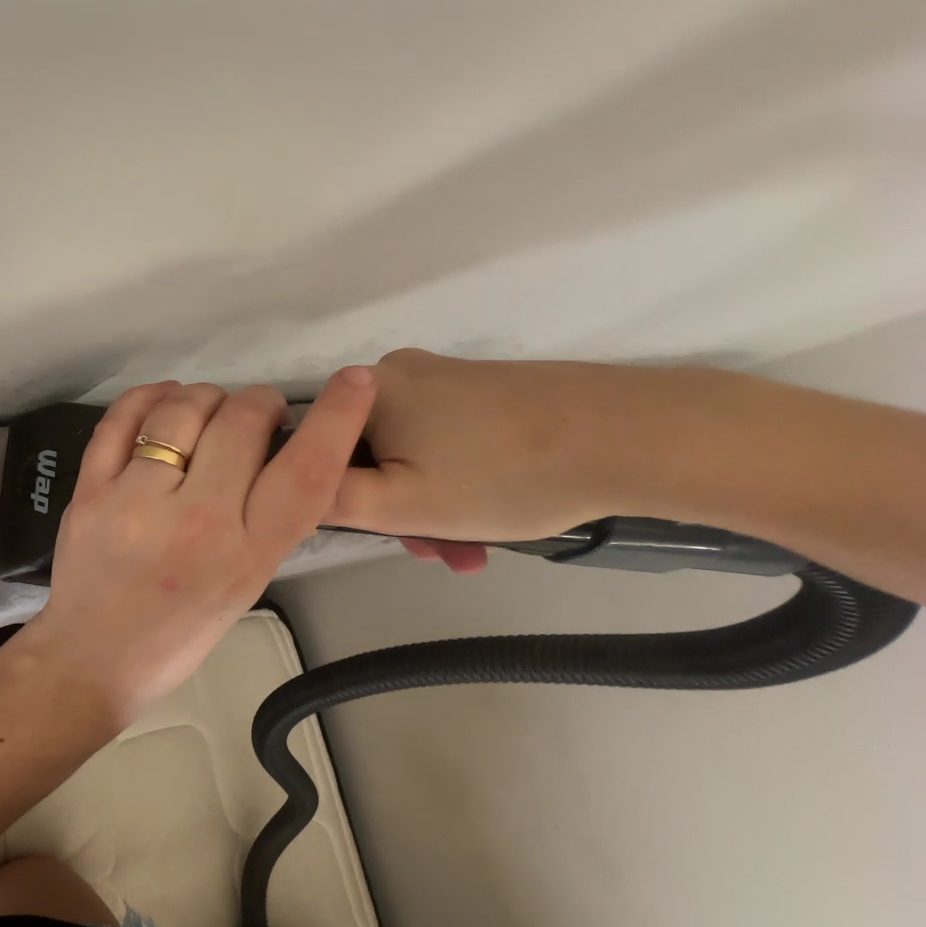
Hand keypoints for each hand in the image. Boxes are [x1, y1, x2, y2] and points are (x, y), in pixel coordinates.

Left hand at [29, 370, 376, 717]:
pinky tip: (162, 404)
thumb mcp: (245, 585)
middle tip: (253, 416)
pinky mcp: (89, 491)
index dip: (337, 418)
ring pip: (182, 408)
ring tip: (207, 414)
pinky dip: (150, 397)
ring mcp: (135, 502)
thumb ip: (267, 522)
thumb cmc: (177, 634)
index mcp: (247, 556)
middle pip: (241, 421)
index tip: (355, 380)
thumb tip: (278, 450)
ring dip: (204, 398)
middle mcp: (196, 522)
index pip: (306, 472)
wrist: (92, 659)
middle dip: (257, 403)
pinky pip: (122, 418)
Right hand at [327, 349, 699, 569]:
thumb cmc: (503, 475)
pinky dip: (455, 480)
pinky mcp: (484, 388)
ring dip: (428, 504)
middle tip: (436, 553)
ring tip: (471, 550)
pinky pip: (444, 441)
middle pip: (363, 452)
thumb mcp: (399, 504)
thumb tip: (288, 487)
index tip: (378, 536)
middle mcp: (396, 373)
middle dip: (392, 509)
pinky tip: (492, 517)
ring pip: (407, 452)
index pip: (312, 448)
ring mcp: (444, 377)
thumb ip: (325, 500)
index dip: (332, 497)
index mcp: (364, 392)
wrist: (636, 436)